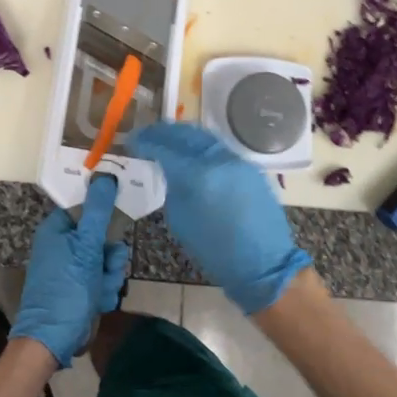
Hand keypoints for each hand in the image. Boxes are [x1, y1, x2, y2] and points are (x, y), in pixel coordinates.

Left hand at [9, 175, 129, 367]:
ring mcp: (74, 268)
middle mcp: (64, 245)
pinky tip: (98, 302)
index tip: (120, 219)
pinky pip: (105, 279)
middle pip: (102, 235)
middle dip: (111, 255)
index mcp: (57, 229)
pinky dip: (105, 291)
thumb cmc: (67, 288)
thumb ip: (98, 211)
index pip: (86, 207)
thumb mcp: (85, 246)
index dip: (104, 214)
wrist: (54, 339)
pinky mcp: (82, 288)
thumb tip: (106, 175)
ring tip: (100, 290)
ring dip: (110, 276)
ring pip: (107, 260)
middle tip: (107, 266)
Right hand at [128, 123, 311, 314]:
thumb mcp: (181, 220)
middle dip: (163, 132)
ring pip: (204, 137)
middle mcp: (218, 160)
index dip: (145, 142)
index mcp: (198, 176)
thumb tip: (168, 169)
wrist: (264, 264)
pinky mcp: (250, 167)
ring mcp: (237, 161)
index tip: (132, 140)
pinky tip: (191, 153)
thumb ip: (173, 188)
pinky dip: (201, 146)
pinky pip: (219, 149)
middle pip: (185, 134)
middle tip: (147, 134)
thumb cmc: (216, 251)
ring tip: (167, 139)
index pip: (164, 148)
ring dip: (183, 136)